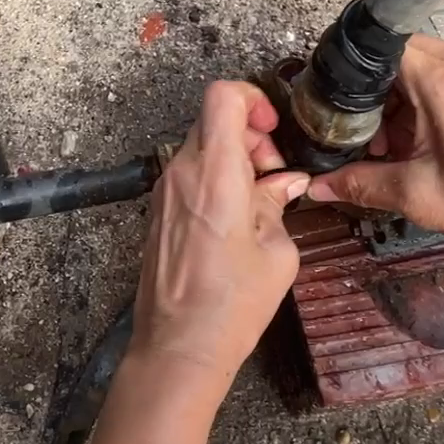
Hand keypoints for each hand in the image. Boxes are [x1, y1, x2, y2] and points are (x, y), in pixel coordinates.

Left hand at [131, 81, 310, 380]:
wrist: (177, 347)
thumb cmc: (228, 307)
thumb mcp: (276, 253)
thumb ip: (277, 202)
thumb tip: (285, 182)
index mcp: (214, 174)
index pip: (222, 97)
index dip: (252, 98)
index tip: (272, 127)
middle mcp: (183, 171)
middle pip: (213, 119)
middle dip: (250, 135)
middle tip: (272, 174)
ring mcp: (165, 187)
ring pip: (202, 143)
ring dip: (232, 156)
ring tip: (257, 199)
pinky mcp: (158, 205)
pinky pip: (189, 170)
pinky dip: (214, 175)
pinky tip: (235, 214)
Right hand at [306, 34, 443, 272]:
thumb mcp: (419, 196)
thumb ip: (361, 183)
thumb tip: (317, 187)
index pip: (384, 51)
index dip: (358, 76)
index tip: (343, 104)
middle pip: (407, 54)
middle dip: (382, 90)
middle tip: (371, 132)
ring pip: (433, 64)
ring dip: (408, 94)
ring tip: (400, 143)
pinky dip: (435, 98)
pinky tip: (432, 141)